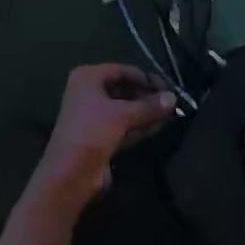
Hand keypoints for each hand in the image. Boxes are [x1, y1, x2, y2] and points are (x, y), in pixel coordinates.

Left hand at [34, 65, 175, 206]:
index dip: (145, 77)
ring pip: (126, 109)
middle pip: (124, 89)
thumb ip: (148, 106)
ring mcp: (95, 116)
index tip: (168, 86)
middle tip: (173, 102)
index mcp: (88, 78)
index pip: (121, 70)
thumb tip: (173, 97)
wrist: (71, 173)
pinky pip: (125, 125)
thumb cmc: (92, 131)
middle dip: (147, 95)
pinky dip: (141, 125)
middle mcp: (89, 92)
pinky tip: (162, 125)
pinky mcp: (103, 136)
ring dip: (147, 111)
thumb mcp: (122, 115)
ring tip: (173, 113)